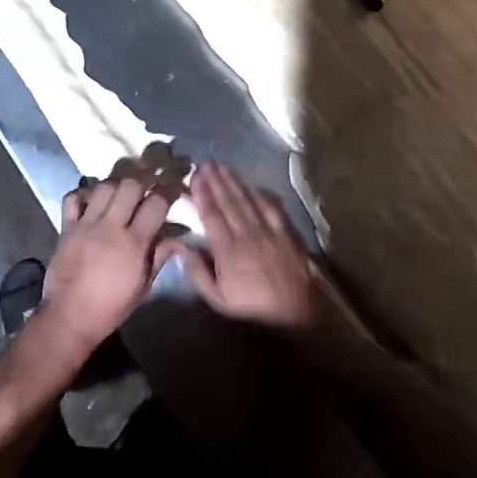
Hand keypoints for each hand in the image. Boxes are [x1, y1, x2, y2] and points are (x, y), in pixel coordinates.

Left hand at [33, 177, 171, 350]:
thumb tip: (179, 239)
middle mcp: (110, 227)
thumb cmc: (111, 306)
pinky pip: (73, 198)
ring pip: (104, 186)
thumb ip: (160, 256)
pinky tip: (93, 201)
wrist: (70, 317)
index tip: (173, 190)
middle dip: (143, 182)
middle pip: (130, 185)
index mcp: (134, 243)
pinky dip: (84, 193)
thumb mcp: (143, 286)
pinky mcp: (66, 227)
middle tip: (147, 188)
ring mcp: (86, 225)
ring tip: (122, 193)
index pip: (156, 203)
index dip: (168, 192)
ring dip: (117, 185)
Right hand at [161, 163, 316, 330]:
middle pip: (229, 202)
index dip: (203, 195)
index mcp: (228, 250)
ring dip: (236, 182)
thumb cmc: (252, 308)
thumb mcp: (218, 299)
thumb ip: (198, 272)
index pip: (212, 216)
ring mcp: (269, 232)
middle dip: (217, 181)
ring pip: (249, 201)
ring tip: (224, 167)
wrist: (295, 313)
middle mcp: (247, 235)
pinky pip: (272, 208)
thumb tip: (181, 248)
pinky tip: (253, 185)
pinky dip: (261, 194)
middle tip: (206, 164)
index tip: (195, 178)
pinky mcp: (286, 233)